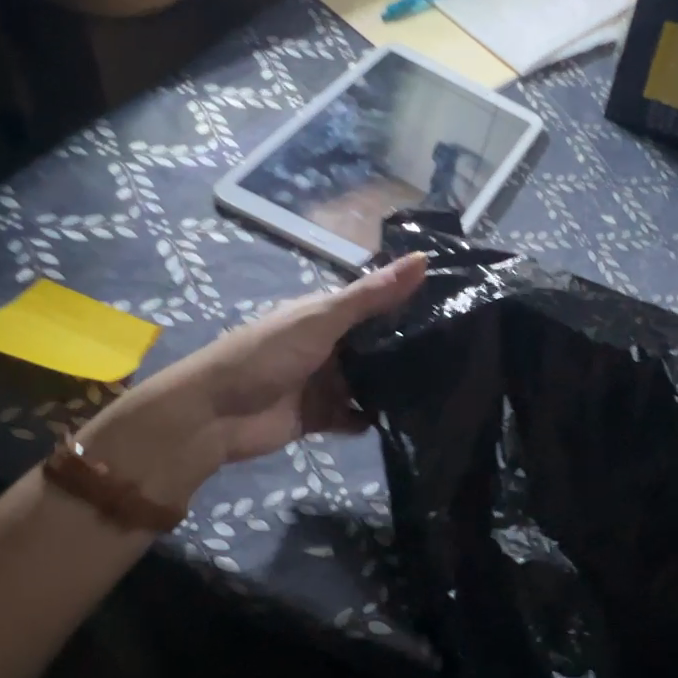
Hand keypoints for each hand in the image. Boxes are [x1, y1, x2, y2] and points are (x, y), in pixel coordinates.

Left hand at [76, 254, 428, 506]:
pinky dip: (377, 418)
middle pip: (378, 346)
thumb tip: (424, 257)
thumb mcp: (322, 318)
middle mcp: (330, 346)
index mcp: (326, 314)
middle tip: (463, 353)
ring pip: (372, 382)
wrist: (215, 416)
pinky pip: (358, 417)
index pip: (376, 304)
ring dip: (396, 385)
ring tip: (447, 386)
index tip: (456, 306)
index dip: (410, 303)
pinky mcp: (323, 417)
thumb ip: (372, 295)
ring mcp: (326, 383)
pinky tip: (409, 419)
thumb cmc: (265, 355)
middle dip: (410, 349)